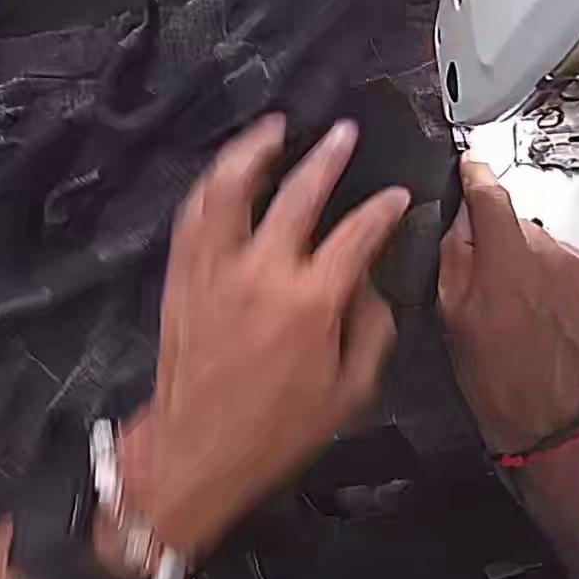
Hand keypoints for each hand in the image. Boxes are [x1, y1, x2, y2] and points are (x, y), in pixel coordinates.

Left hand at [120, 115, 410, 556]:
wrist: (197, 449)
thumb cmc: (271, 430)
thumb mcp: (349, 392)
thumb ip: (371, 330)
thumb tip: (369, 287)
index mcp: (312, 302)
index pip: (359, 233)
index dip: (384, 210)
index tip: (394, 199)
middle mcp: (263, 274)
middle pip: (301, 192)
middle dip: (330, 156)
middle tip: (343, 136)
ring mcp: (217, 269)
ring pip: (233, 187)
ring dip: (256, 150)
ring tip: (274, 128)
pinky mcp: (184, 277)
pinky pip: (194, 216)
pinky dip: (210, 186)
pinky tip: (222, 173)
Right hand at [438, 159, 578, 453]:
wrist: (546, 418)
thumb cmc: (495, 375)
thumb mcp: (451, 314)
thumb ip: (454, 256)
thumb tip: (461, 221)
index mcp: (506, 262)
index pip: (491, 196)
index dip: (477, 175)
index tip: (473, 167)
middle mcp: (555, 261)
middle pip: (526, 227)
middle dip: (509, 245)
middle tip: (500, 286)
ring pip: (558, 252)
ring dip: (543, 270)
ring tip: (531, 311)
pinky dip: (574, 290)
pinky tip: (559, 319)